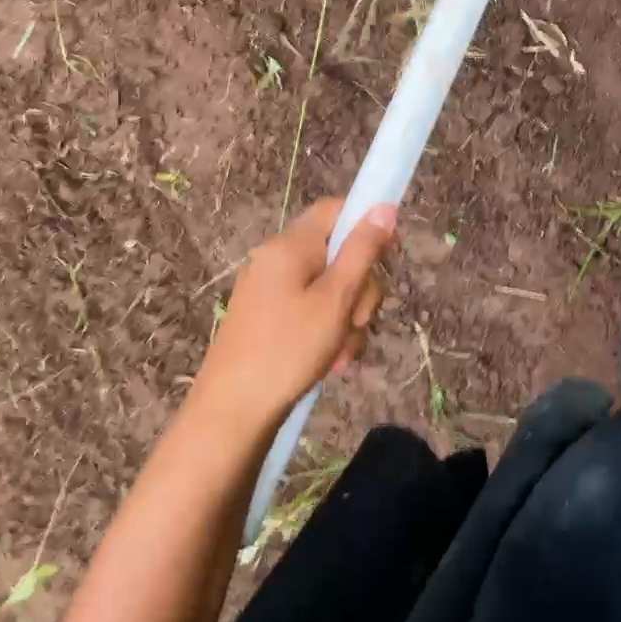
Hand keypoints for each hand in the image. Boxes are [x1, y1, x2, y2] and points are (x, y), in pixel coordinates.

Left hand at [191, 199, 392, 429]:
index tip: (389, 255)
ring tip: (344, 348)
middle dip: (361, 285)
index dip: (367, 222)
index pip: (336, 209)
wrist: (231, 414)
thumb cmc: (288, 349)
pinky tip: (332, 359)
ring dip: (349, 315)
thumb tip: (385, 207)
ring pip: (333, 286)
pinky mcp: (269, 318)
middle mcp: (276, 261)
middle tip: (359, 318)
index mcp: (289, 247)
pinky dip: (330, 329)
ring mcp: (271, 291)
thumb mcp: (337, 298)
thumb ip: (363, 250)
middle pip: (339, 252)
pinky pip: (314, 309)